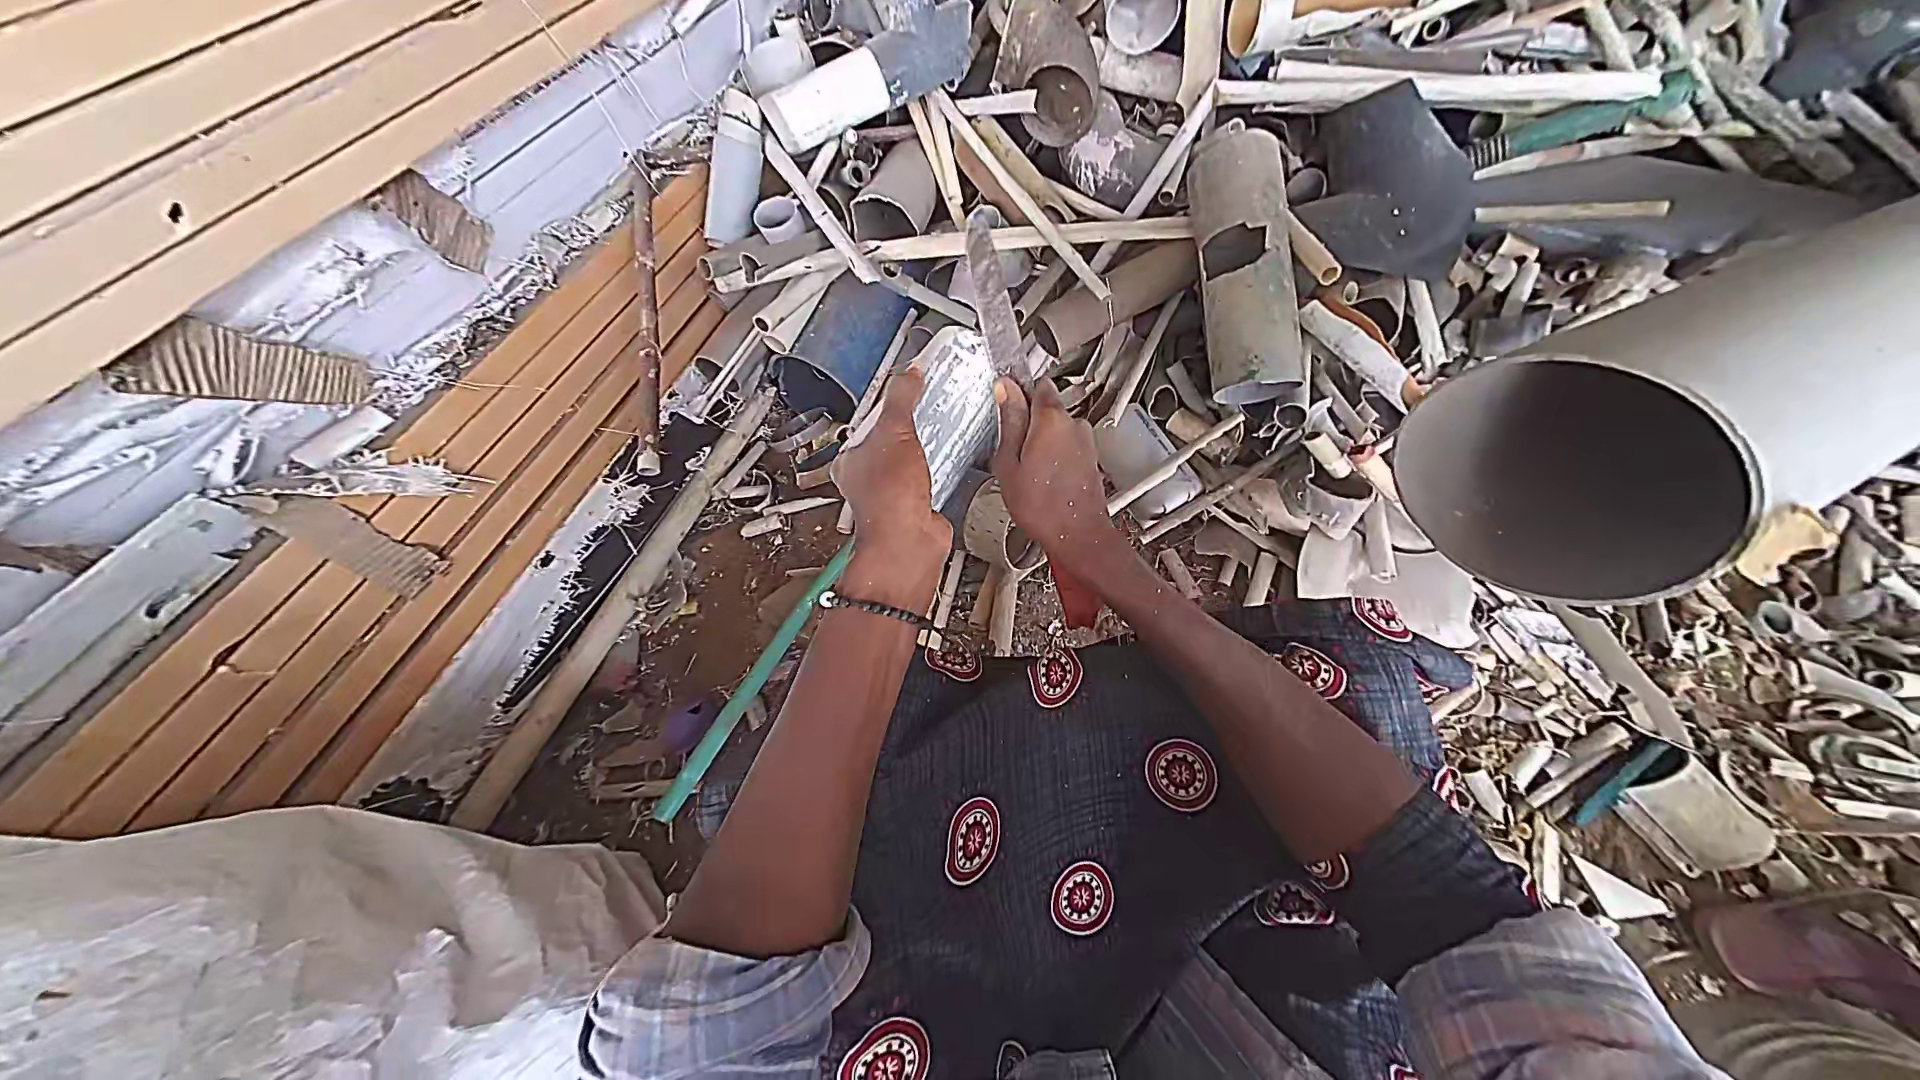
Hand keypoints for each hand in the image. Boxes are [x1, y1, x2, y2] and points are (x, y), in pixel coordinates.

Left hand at [832, 367, 952, 573]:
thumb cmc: (888, 498)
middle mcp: (867, 478)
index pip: (868, 421)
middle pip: (891, 440)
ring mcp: (892, 492)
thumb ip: (901, 400)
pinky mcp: (916, 503)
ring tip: (939, 432)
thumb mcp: (895, 433)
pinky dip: (938, 468)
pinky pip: (928, 476)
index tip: (908, 389)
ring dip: (925, 449)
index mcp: (850, 459)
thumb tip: (908, 374)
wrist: (910, 540)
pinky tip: (946, 461)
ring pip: (910, 459)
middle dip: (910, 427)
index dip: (888, 404)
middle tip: (928, 409)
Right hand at [990, 377, 1130, 581]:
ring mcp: (1085, 441)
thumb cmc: (1043, 507)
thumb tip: (1005, 391)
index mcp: (1051, 419)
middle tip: (1010, 448)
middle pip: (1047, 407)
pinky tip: (1042, 479)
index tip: (1004, 401)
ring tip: (1026, 469)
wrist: (1077, 536)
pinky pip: (1066, 447)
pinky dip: (1054, 456)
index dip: (1017, 391)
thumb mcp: (1009, 463)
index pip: (1035, 384)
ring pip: (1057, 429)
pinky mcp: (1090, 458)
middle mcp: (1074, 424)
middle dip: (1028, 421)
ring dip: (1042, 441)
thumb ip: (1009, 421)